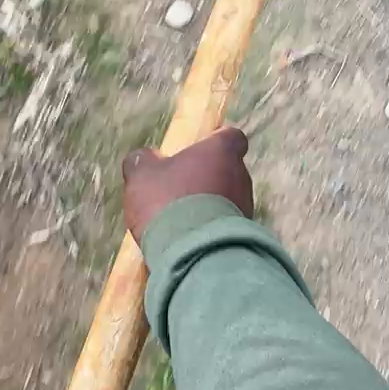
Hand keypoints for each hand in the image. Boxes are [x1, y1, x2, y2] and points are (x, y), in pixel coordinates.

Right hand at [122, 126, 252, 241]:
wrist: (194, 252)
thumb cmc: (168, 202)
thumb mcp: (142, 176)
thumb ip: (142, 160)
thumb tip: (143, 156)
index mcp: (222, 151)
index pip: (232, 137)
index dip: (216, 141)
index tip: (199, 150)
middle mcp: (241, 174)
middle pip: (227, 168)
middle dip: (207, 176)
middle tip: (179, 188)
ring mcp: (246, 204)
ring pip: (228, 196)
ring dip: (210, 203)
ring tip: (181, 218)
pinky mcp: (244, 232)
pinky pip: (227, 222)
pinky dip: (212, 226)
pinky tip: (190, 237)